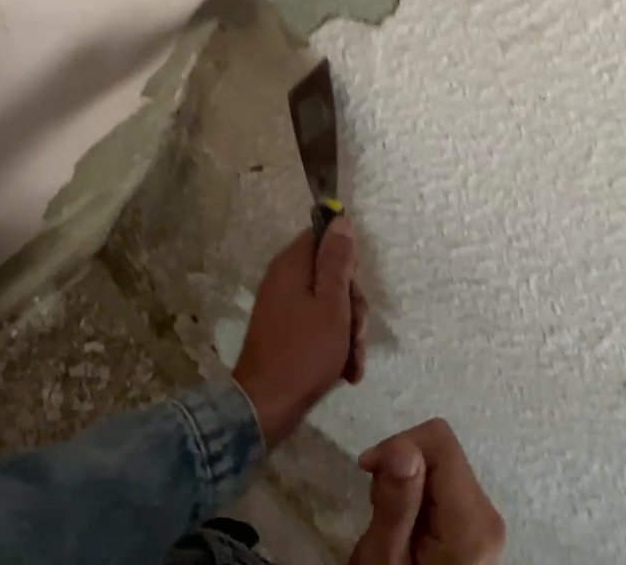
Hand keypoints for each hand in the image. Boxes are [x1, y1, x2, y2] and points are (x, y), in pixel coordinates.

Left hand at [231, 217, 367, 445]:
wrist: (267, 406)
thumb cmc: (304, 352)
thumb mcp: (332, 304)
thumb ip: (337, 262)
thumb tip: (341, 220)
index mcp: (291, 265)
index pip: (322, 237)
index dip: (345, 257)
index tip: (355, 284)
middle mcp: (284, 280)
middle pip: (330, 274)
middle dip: (353, 304)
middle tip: (358, 330)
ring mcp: (284, 308)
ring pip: (330, 305)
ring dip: (349, 332)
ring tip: (354, 361)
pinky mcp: (287, 333)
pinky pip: (319, 328)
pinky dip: (336, 347)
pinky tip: (347, 372)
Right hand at [349, 419, 504, 564]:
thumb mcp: (386, 561)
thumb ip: (396, 504)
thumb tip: (402, 447)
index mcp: (472, 522)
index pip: (439, 440)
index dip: (397, 445)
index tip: (366, 472)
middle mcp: (488, 514)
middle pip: (440, 451)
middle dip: (400, 467)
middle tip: (378, 510)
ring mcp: (485, 520)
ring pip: (440, 465)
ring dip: (405, 482)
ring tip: (391, 524)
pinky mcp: (477, 525)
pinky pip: (444, 485)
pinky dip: (416, 495)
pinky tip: (406, 528)